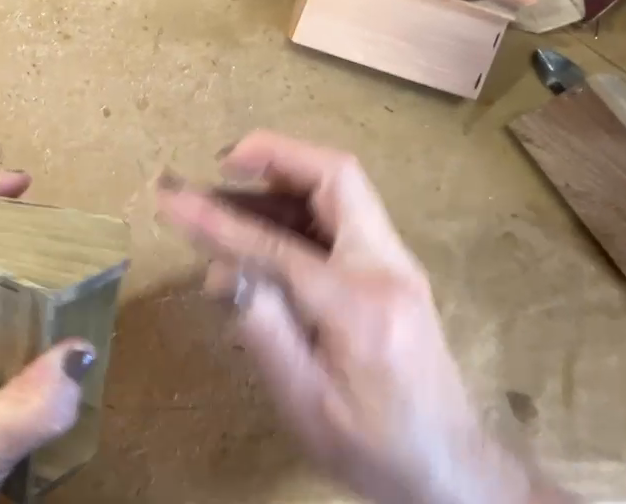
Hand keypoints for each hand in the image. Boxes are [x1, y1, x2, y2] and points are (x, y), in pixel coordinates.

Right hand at [157, 132, 569, 503]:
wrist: (455, 475)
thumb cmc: (374, 448)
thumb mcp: (306, 403)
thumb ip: (262, 328)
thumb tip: (221, 269)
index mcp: (361, 307)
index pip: (275, 246)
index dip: (217, 220)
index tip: (171, 199)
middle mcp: (387, 269)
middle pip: (336, 176)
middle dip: (275, 155)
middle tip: (223, 162)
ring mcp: (396, 265)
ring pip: (340, 188)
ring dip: (282, 179)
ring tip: (229, 195)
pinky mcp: (392, 271)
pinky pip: (341, 216)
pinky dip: (297, 206)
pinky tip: (261, 230)